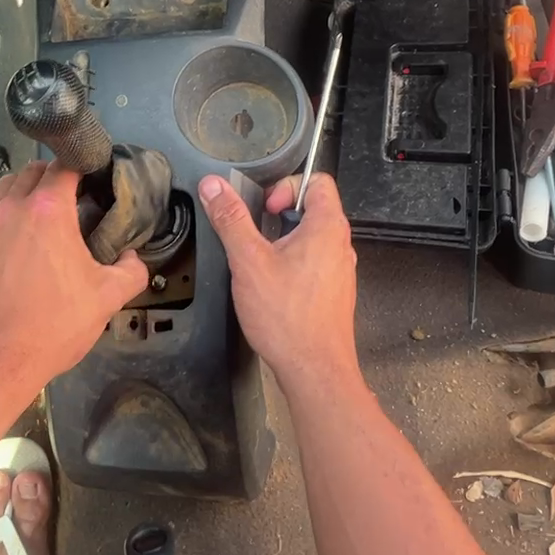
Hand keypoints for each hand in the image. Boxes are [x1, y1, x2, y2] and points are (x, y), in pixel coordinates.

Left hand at [0, 161, 148, 390]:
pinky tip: (10, 244)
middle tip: (66, 199)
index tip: (89, 180)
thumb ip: (131, 271)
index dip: (80, 168)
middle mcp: (11, 207)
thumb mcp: (107, 298)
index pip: (64, 167)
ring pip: (3, 190)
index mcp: (48, 210)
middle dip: (50, 178)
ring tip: (36, 218)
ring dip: (22, 194)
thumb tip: (134, 258)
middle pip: (31, 172)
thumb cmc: (54, 324)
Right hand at [197, 173, 360, 394]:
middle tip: (254, 235)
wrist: (314, 372)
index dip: (286, 186)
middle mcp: (340, 246)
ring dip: (283, 240)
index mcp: (328, 227)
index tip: (264, 208)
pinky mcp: (332, 293)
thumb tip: (213, 185)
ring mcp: (339, 271)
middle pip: (312, 208)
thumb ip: (231, 219)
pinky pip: (312, 263)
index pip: (317, 181)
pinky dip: (291, 264)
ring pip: (310, 238)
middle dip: (278, 215)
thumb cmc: (287, 317)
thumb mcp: (248, 260)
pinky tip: (271, 287)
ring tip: (259, 262)